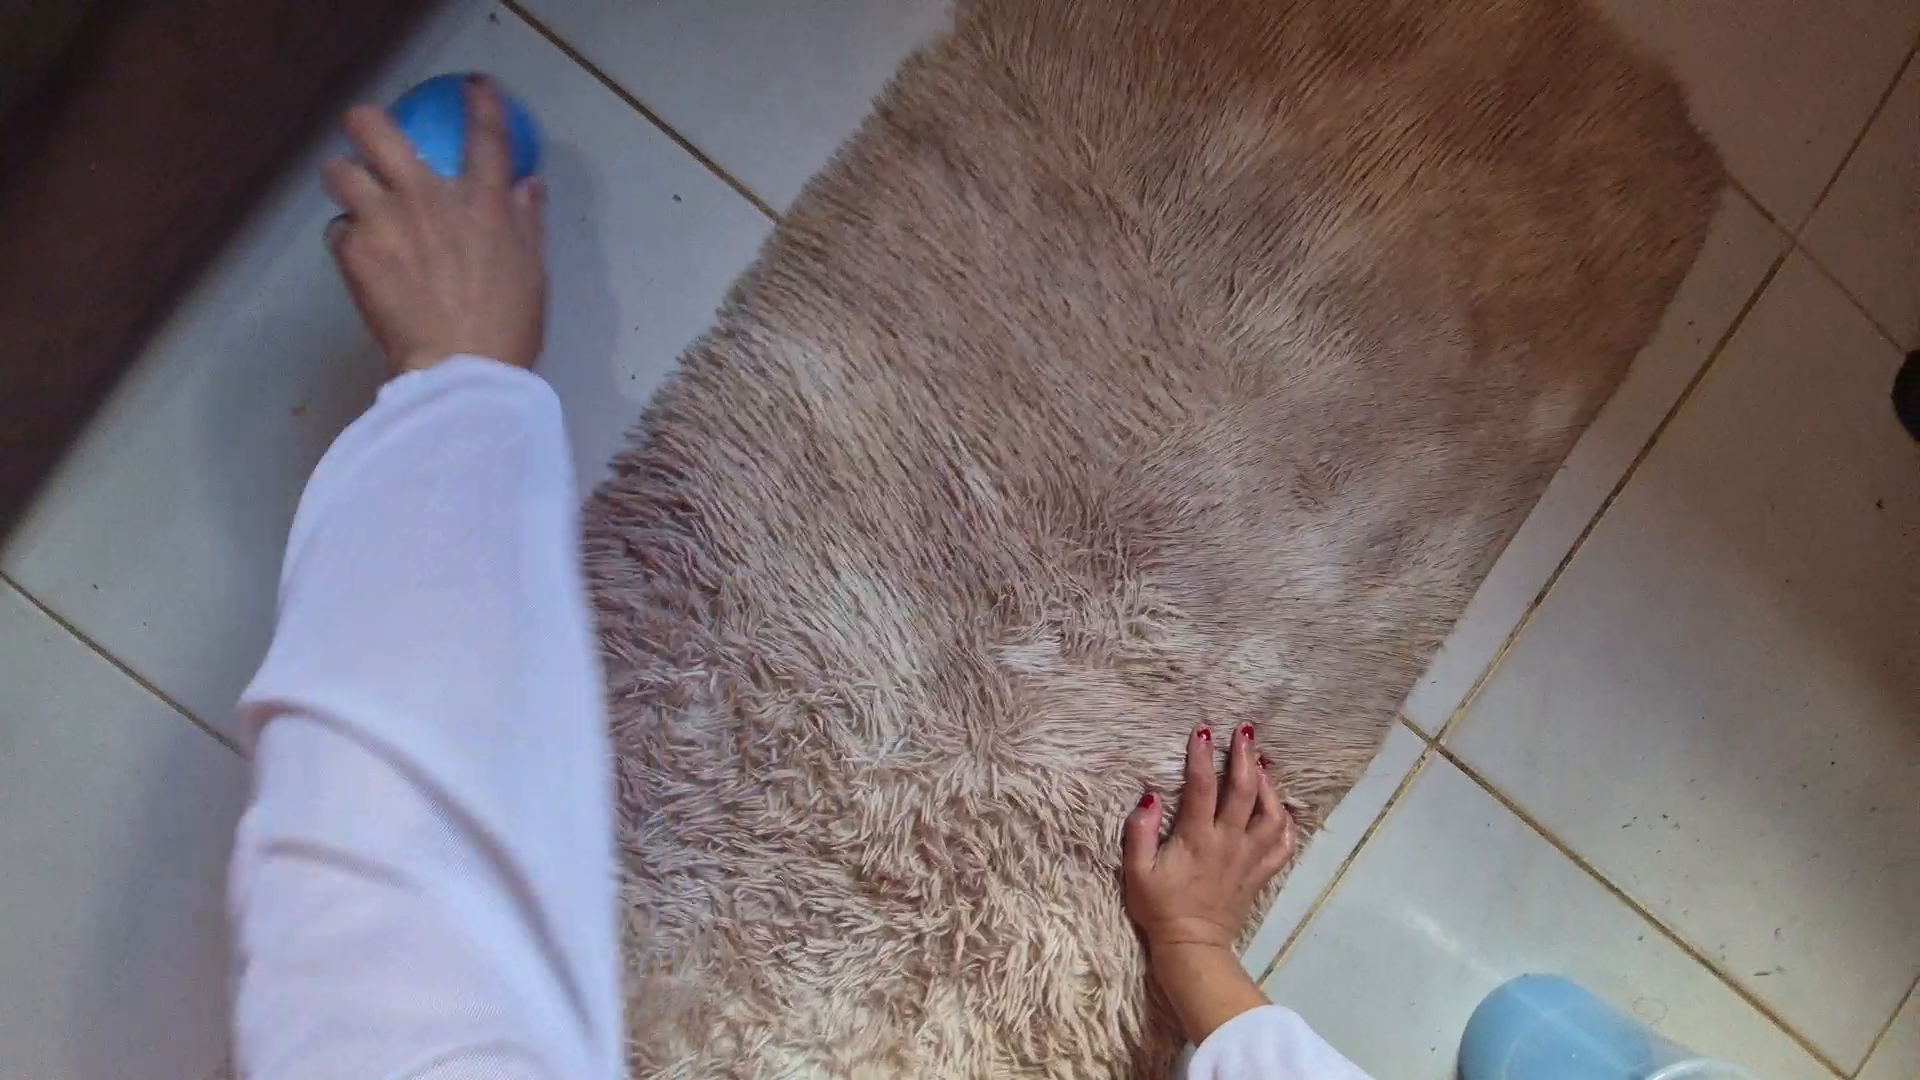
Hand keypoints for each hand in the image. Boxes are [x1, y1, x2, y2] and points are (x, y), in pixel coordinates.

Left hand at [322, 76, 546, 373]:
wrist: (463, 368)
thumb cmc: (510, 326)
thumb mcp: (533, 274)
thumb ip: (526, 223)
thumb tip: (527, 187)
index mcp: (484, 206)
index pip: (486, 139)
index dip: (482, 106)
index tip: (478, 88)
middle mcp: (429, 199)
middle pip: (372, 127)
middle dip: (368, 128)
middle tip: (375, 148)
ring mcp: (384, 221)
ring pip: (339, 171)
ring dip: (351, 185)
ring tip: (364, 208)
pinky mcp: (353, 250)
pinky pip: (340, 230)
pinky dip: (354, 241)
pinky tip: (373, 263)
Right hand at [1124, 723, 1297, 1042]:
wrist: (1192, 948)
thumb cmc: (1159, 906)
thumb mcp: (1137, 870)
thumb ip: (1140, 831)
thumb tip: (1150, 795)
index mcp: (1198, 839)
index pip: (1202, 787)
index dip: (1202, 756)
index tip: (1202, 730)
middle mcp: (1229, 843)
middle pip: (1244, 792)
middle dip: (1245, 758)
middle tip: (1245, 731)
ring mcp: (1249, 858)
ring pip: (1271, 815)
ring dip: (1269, 785)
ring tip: (1263, 761)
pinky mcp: (1260, 874)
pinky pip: (1284, 845)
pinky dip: (1287, 822)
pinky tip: (1282, 806)